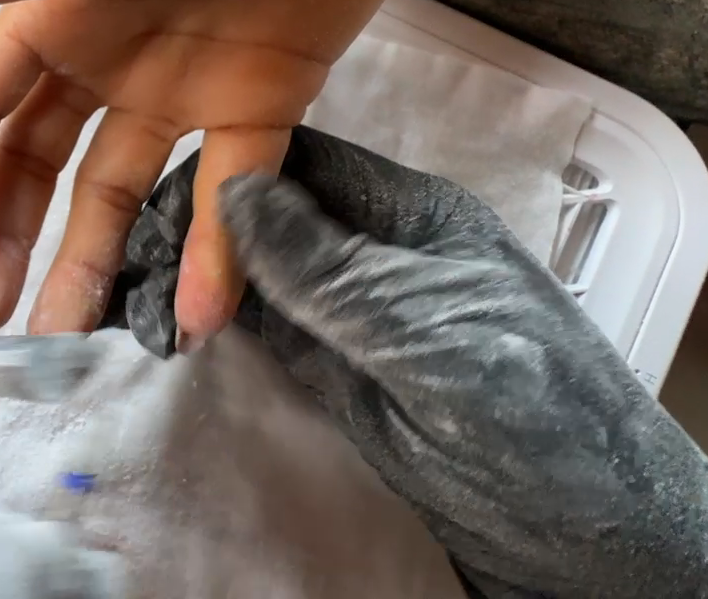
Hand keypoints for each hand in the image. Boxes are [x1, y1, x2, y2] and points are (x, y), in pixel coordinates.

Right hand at [118, 126, 707, 597]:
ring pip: (229, 260)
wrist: (585, 547)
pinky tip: (149, 325)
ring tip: (125, 308)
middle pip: (246, 207)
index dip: (218, 174)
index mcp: (397, 209)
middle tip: (122, 270)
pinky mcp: (306, 346)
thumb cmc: (533, 424)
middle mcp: (352, 239)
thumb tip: (230, 185)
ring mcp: (326, 295)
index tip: (155, 209)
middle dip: (180, 231)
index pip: (288, 160)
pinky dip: (188, 313)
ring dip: (173, 275)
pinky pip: (233, 312)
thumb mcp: (435, 338)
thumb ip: (333, 268)